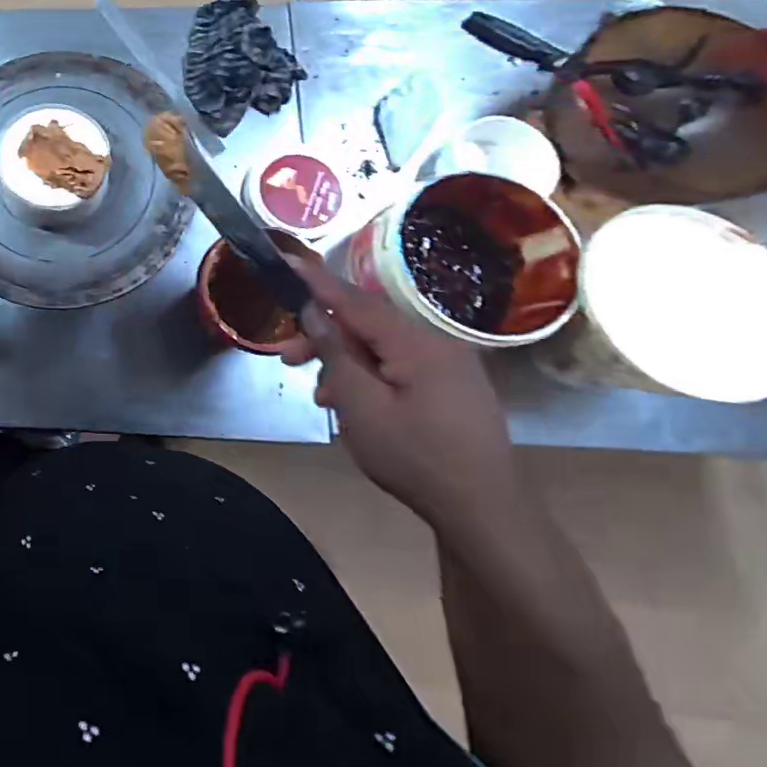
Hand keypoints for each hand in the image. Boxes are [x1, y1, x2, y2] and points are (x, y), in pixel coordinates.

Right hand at [275, 255, 516, 520]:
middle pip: (365, 323)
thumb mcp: (360, 405)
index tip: (284, 258)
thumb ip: (335, 353)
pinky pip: (396, 364)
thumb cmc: (414, 456)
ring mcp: (447, 364)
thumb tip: (314, 311)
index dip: (314, 280)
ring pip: (379, 346)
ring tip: (317, 393)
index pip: (353, 299)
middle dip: (322, 336)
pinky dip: (365, 374)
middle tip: (285, 358)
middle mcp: (435, 343)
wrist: (483, 508)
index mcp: (416, 343)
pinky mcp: (449, 385)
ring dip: (341, 360)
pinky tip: (348, 402)